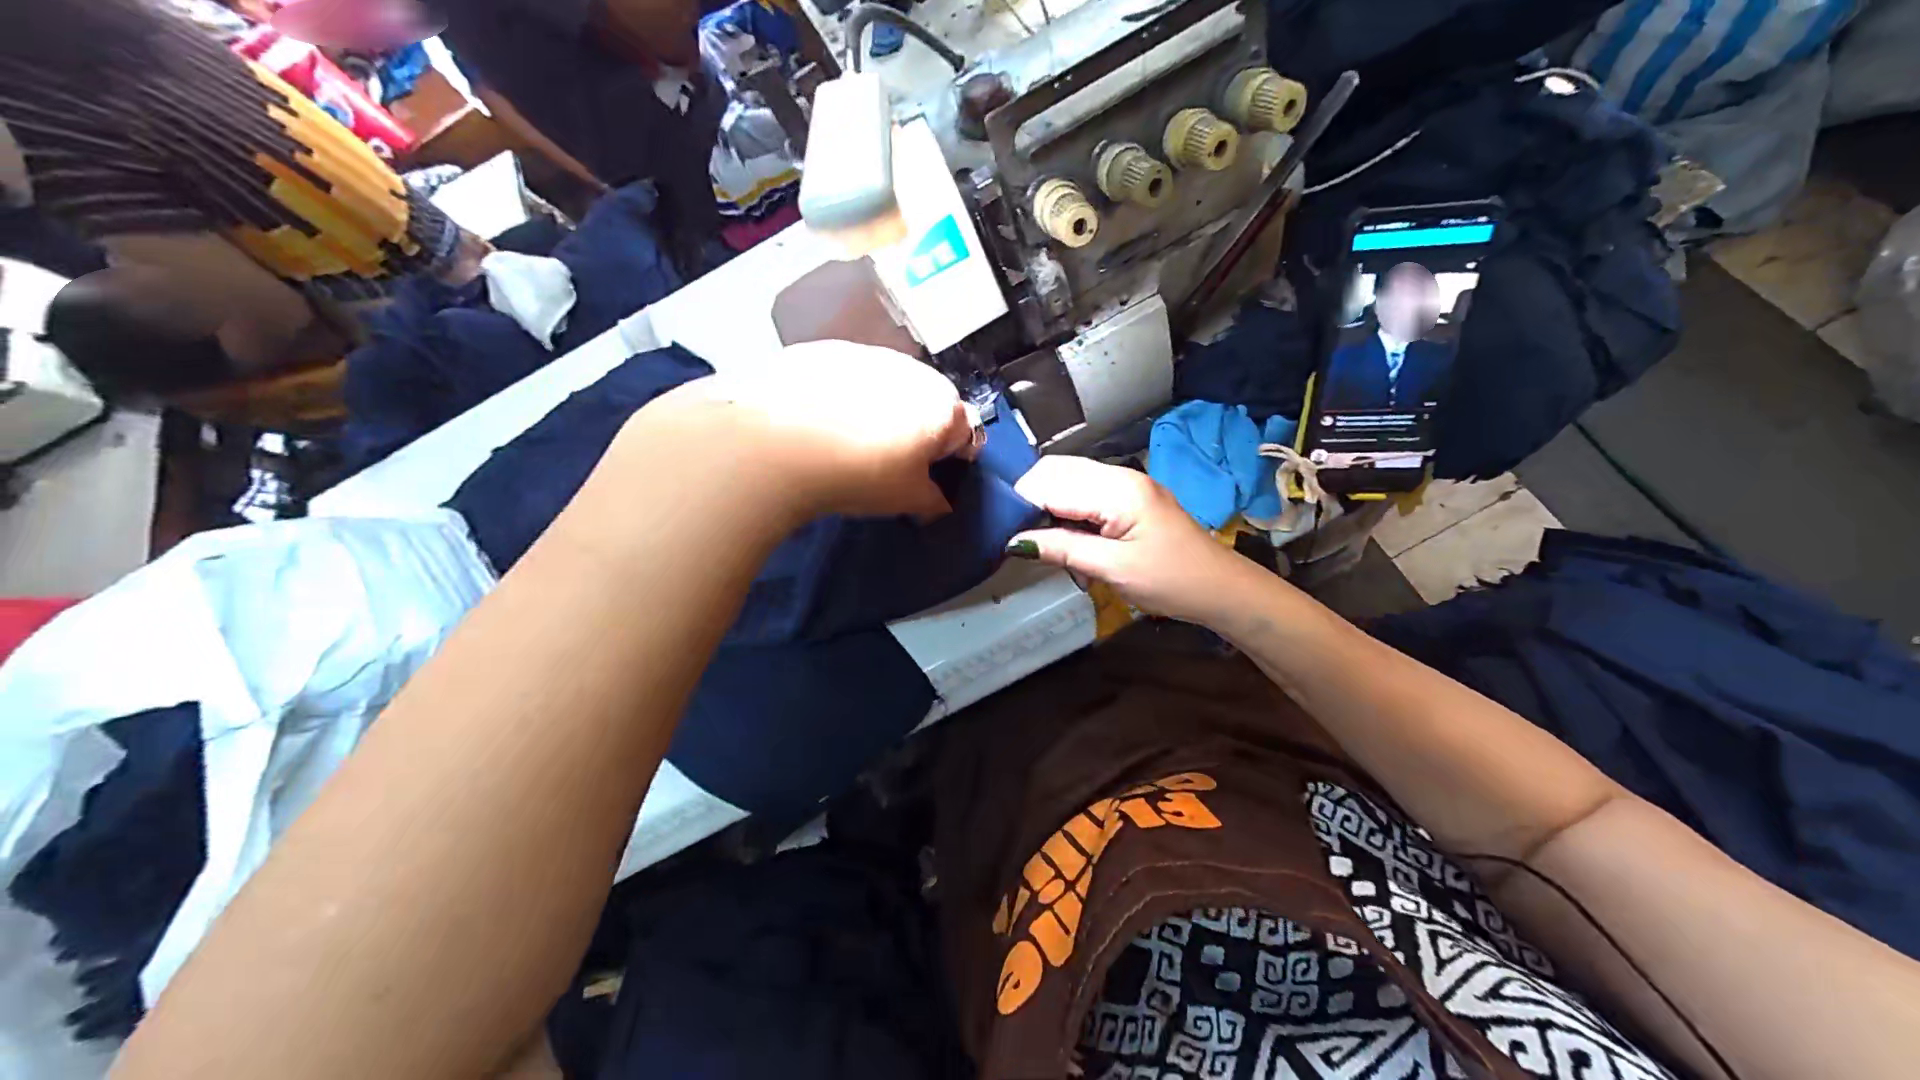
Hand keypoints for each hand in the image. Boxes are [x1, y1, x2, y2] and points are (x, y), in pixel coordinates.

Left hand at [618, 340, 972, 523]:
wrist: (777, 442)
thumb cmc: (859, 474)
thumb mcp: (906, 500)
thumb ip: (933, 499)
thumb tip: (938, 500)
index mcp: (943, 407)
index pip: (965, 434)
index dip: (949, 459)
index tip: (925, 478)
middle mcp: (912, 371)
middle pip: (926, 403)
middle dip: (914, 428)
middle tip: (885, 462)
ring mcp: (866, 354)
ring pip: (885, 385)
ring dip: (877, 407)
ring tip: (844, 440)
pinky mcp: (823, 349)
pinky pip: (844, 375)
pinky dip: (839, 393)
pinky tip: (815, 419)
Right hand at [1006, 456, 1259, 623]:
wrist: (1223, 589)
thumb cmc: (1172, 580)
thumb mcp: (1113, 569)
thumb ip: (1062, 549)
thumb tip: (1014, 541)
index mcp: (1117, 489)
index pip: (1050, 481)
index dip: (1023, 505)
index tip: (1008, 536)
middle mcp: (1119, 476)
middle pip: (1056, 472)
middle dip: (1034, 503)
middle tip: (1031, 543)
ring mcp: (1127, 485)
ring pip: (1069, 481)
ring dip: (1052, 510)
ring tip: (1054, 549)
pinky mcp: (1130, 498)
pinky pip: (1087, 493)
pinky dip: (1071, 514)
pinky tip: (1073, 543)